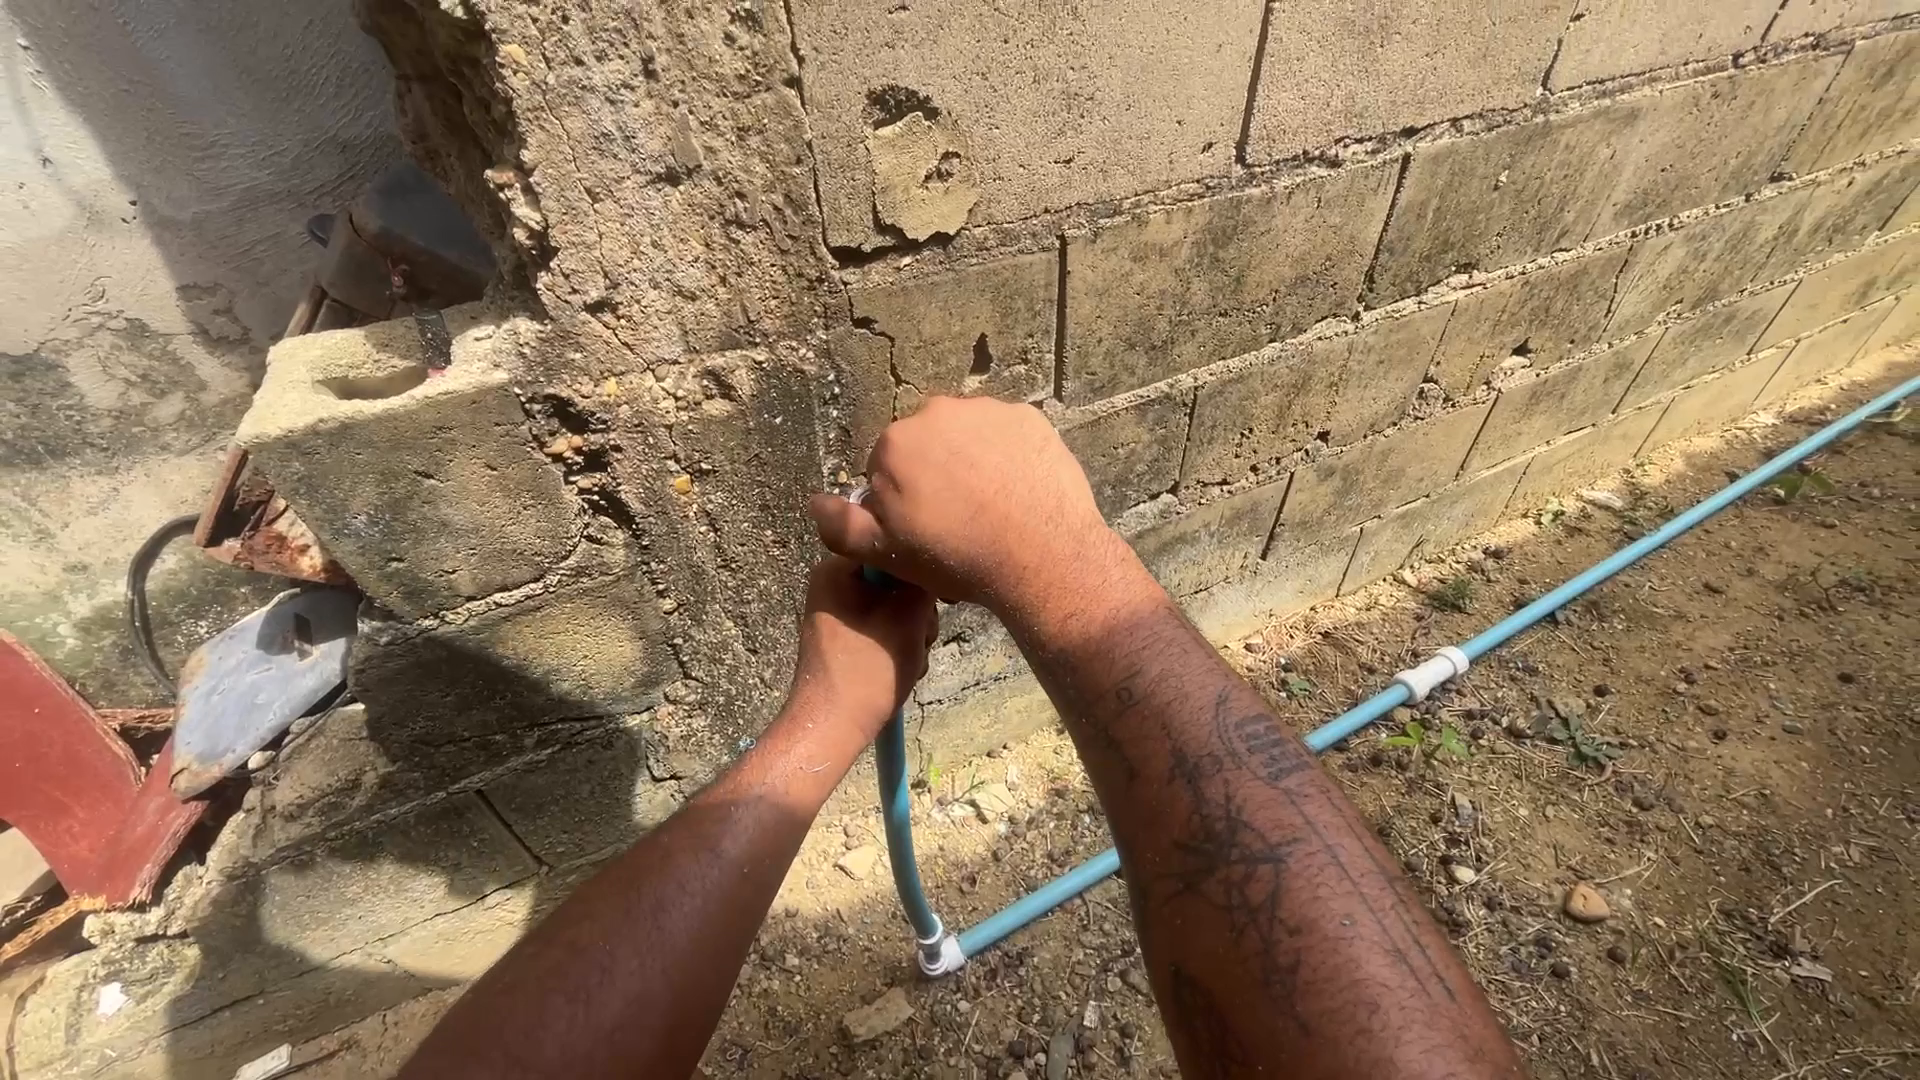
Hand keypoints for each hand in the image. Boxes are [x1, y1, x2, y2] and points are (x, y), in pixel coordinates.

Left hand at [787, 555, 938, 741]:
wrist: (832, 727)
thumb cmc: (867, 670)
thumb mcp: (907, 618)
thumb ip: (924, 581)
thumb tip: (933, 565)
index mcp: (835, 569)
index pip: (890, 547)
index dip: (919, 569)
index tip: (938, 595)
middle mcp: (832, 583)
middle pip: (895, 580)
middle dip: (917, 610)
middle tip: (921, 636)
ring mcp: (838, 612)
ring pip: (894, 607)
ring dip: (913, 632)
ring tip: (912, 658)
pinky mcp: (845, 637)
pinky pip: (883, 627)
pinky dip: (898, 645)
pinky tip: (903, 668)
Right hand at [808, 396, 1113, 613]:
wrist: (1039, 555)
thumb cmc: (957, 557)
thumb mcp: (887, 555)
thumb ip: (841, 527)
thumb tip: (815, 504)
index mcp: (895, 443)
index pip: (888, 469)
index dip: (904, 502)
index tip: (927, 529)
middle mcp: (937, 413)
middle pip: (927, 447)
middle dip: (936, 476)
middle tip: (960, 520)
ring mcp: (987, 411)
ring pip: (967, 437)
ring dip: (971, 462)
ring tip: (992, 508)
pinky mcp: (1028, 417)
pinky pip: (1007, 435)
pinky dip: (1008, 456)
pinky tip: (1018, 491)